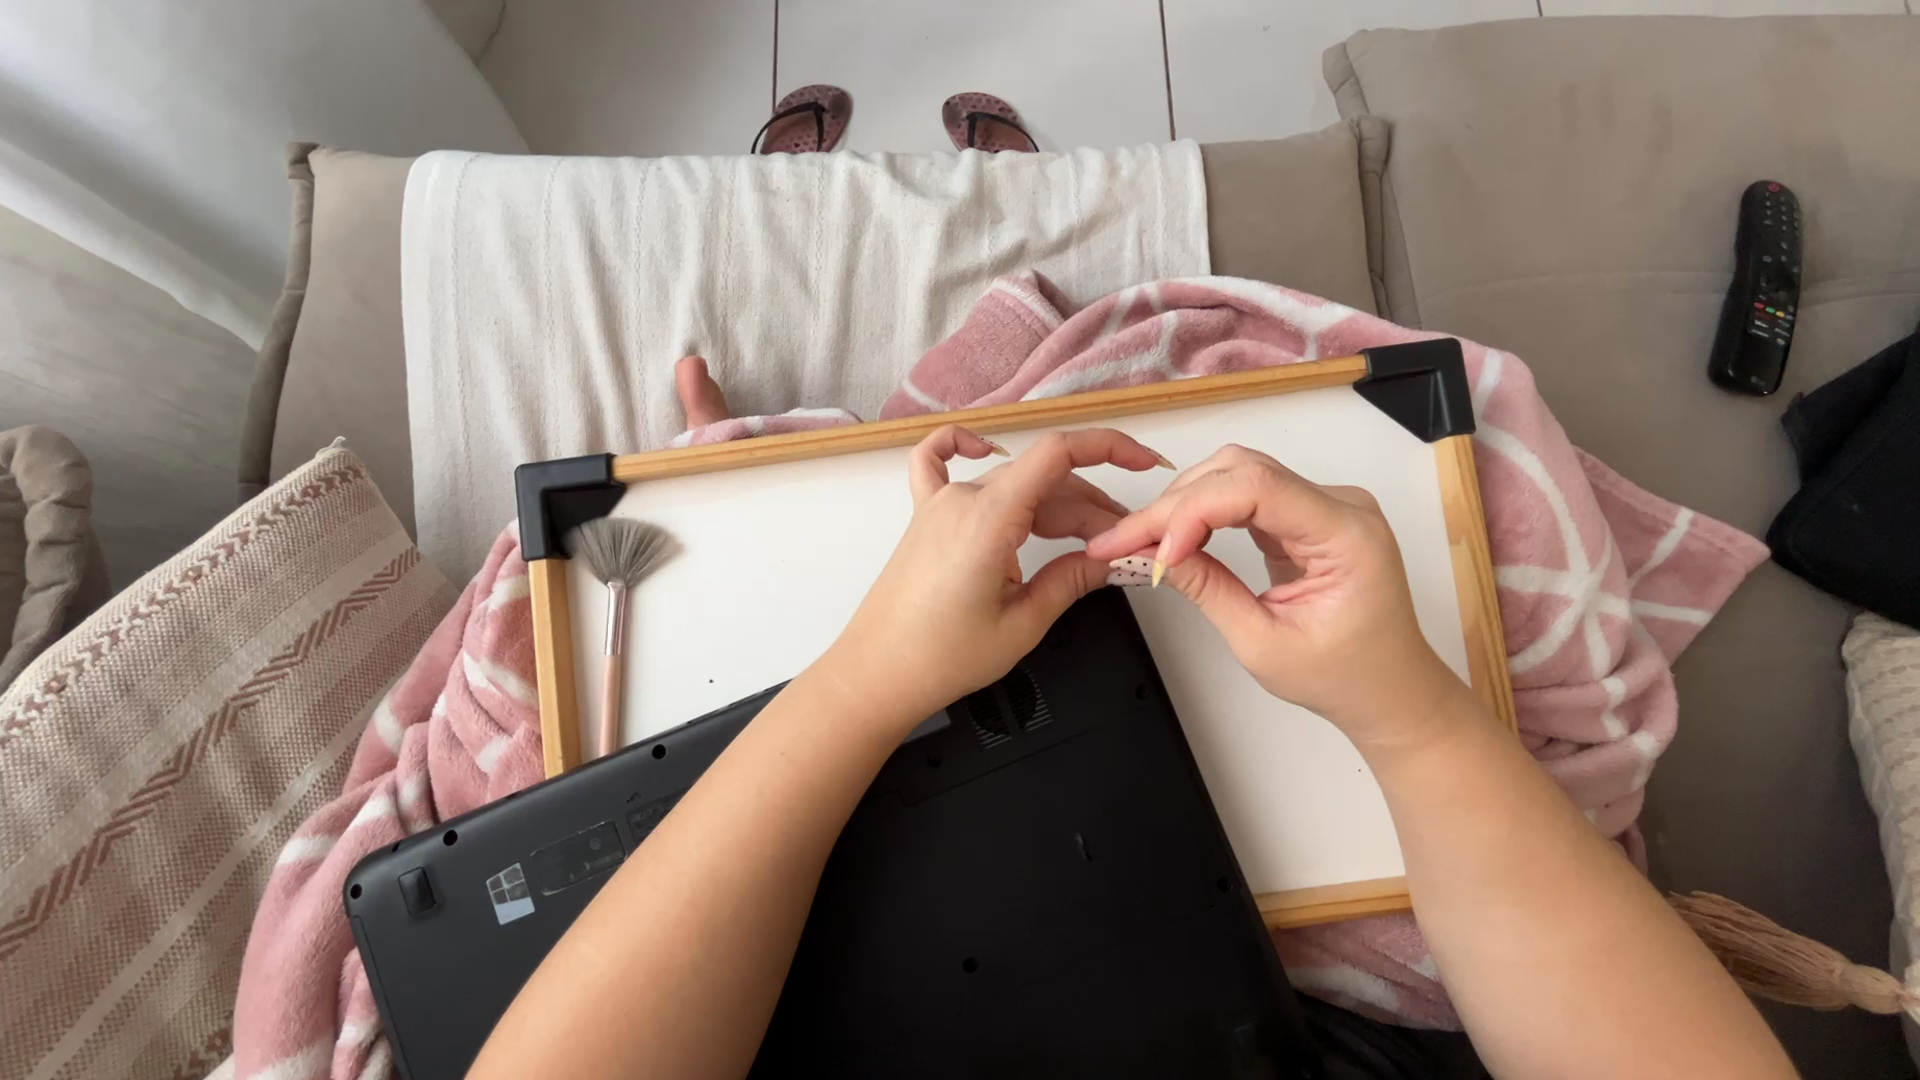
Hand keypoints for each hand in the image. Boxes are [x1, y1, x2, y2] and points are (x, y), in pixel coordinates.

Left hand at [820, 425, 1168, 723]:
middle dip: (1093, 508)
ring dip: (1054, 502)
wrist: (878, 673)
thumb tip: (1114, 559)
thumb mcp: (1023, 623)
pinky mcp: (925, 518)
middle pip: (1045, 481)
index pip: (1059, 455)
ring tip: (1087, 537)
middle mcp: (963, 500)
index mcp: (989, 519)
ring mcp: (940, 505)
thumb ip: (1073, 580)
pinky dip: (961, 446)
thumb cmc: (940, 657)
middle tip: (1123, 545)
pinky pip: (936, 463)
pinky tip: (982, 445)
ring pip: (1013, 482)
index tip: (1144, 463)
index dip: (1109, 448)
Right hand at [1085, 445, 1466, 752]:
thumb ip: (1207, 590)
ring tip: (1139, 539)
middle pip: (1239, 471)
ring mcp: (1320, 505)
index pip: (1257, 489)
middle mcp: (1338, 506)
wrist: (1388, 688)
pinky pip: (1241, 493)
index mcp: (1346, 536)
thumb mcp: (1262, 644)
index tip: (1158, 551)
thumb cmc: (1342, 676)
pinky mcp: (1301, 514)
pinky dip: (1198, 510)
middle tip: (1122, 540)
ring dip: (1181, 503)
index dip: (1195, 511)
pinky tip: (1171, 534)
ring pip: (1234, 473)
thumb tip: (1152, 554)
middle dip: (1173, 505)